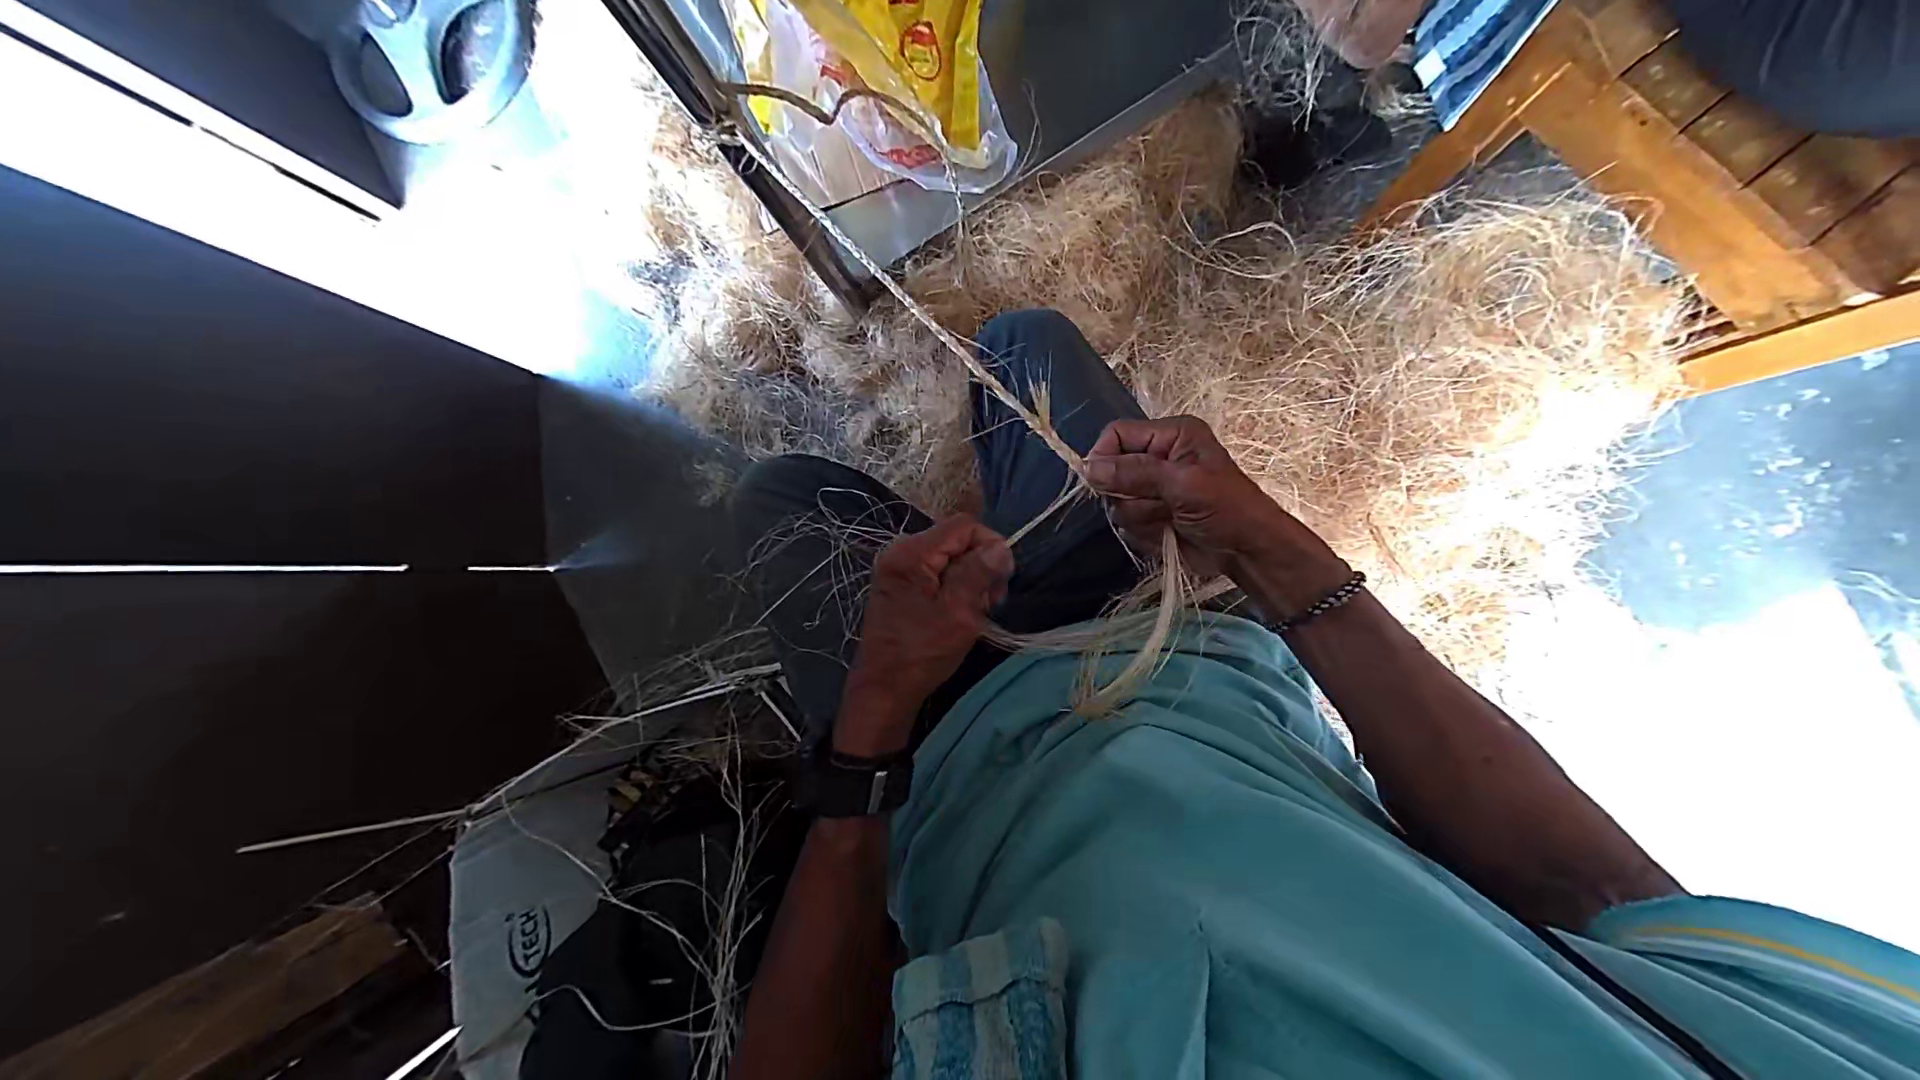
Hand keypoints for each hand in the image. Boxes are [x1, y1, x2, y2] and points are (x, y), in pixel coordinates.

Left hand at [836, 515, 1012, 755]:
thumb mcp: (958, 613)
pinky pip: (938, 571)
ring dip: (971, 579)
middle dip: (981, 565)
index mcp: (910, 553)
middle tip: (989, 602)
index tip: (1000, 581)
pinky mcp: (902, 583)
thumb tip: (1001, 547)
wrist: (884, 687)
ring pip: (951, 556)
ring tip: (974, 611)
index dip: (991, 545)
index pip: (964, 525)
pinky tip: (959, 612)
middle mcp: (901, 551)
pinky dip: (955, 587)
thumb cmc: (921, 653)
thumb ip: (979, 573)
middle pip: (957, 539)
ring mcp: (899, 567)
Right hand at [1085, 416, 1347, 614]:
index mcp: (1170, 436)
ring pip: (1116, 503)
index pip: (1117, 434)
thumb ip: (1135, 472)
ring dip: (1142, 517)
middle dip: (1132, 495)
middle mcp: (1157, 458)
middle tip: (1163, 504)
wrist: (1248, 551)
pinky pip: (1125, 524)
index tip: (1102, 482)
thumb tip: (1089, 467)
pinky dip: (1144, 532)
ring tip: (1172, 519)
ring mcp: (1151, 489)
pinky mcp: (1149, 517)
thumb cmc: (1227, 508)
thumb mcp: (1183, 483)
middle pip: (1111, 472)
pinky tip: (1168, 532)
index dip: (1104, 457)